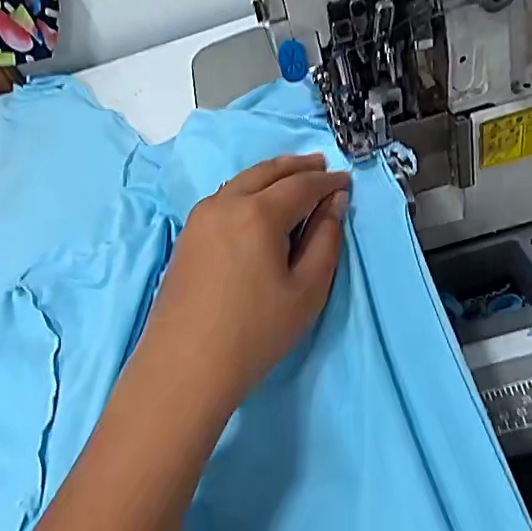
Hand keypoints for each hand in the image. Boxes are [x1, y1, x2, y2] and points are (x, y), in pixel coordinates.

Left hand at [129, 153, 348, 422]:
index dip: (327, 182)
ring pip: (240, 182)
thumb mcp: (306, 290)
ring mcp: (199, 218)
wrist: (186, 364)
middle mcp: (224, 204)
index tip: (345, 181)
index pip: (301, 186)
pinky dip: (247, 190)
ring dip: (270, 175)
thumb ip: (325, 240)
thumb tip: (333, 203)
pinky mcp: (186, 235)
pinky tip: (256, 204)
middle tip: (320, 165)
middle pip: (266, 172)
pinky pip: (223, 198)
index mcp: (257, 213)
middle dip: (297, 167)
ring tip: (292, 178)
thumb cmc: (255, 332)